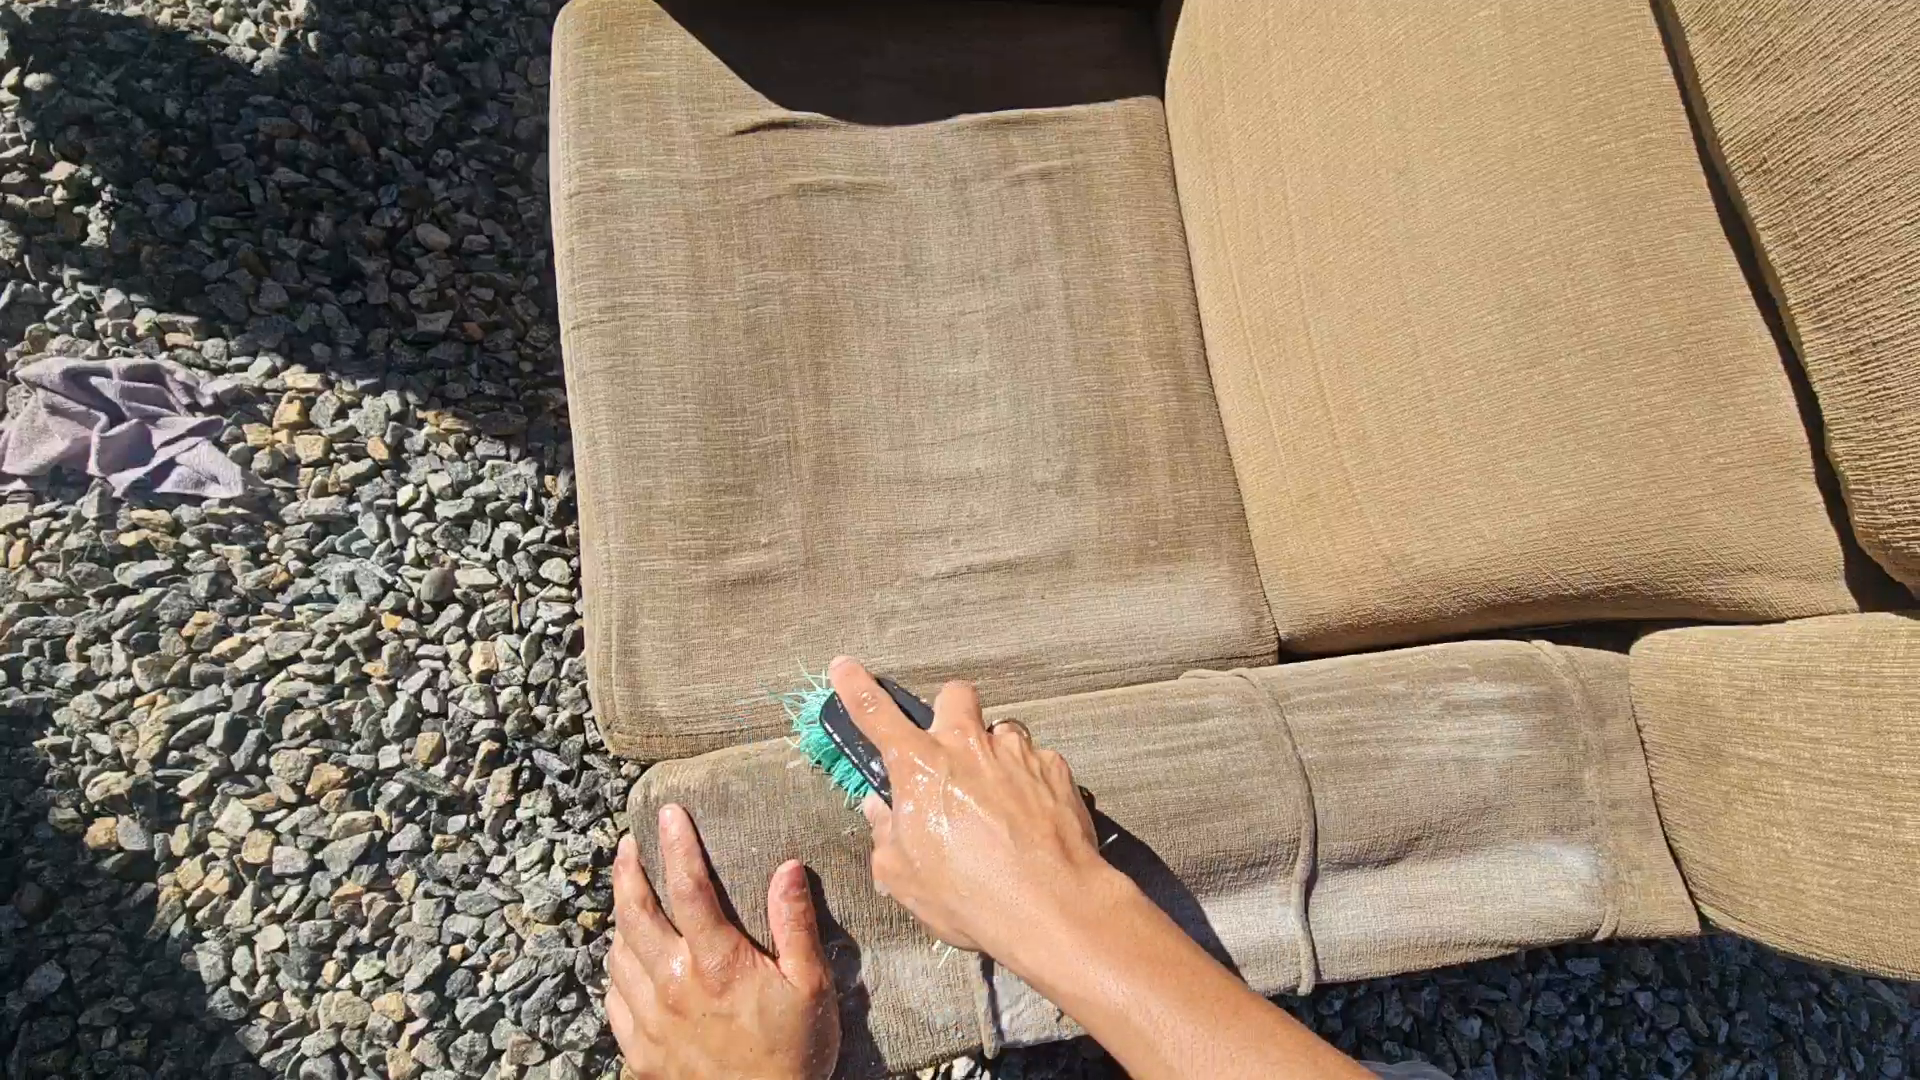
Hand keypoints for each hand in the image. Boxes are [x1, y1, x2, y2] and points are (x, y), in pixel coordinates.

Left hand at [607, 804, 839, 1079]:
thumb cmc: (794, 1053)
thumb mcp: (811, 985)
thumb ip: (795, 924)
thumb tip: (787, 867)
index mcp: (717, 963)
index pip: (689, 888)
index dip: (677, 845)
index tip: (669, 813)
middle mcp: (674, 985)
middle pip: (636, 916)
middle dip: (627, 873)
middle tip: (626, 845)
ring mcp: (651, 1022)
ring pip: (618, 955)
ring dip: (618, 917)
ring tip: (625, 893)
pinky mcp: (640, 1054)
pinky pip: (613, 999)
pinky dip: (613, 968)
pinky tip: (622, 958)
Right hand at [827, 656, 1105, 960]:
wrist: (1050, 906)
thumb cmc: (970, 896)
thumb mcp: (902, 875)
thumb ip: (886, 833)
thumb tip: (882, 810)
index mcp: (921, 767)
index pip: (876, 714)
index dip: (856, 686)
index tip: (845, 667)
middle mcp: (968, 745)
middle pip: (954, 696)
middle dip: (950, 712)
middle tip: (952, 749)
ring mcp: (1014, 751)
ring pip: (1000, 732)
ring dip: (994, 755)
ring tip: (998, 801)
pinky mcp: (1053, 766)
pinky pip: (1035, 762)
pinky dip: (1028, 782)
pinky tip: (1030, 819)